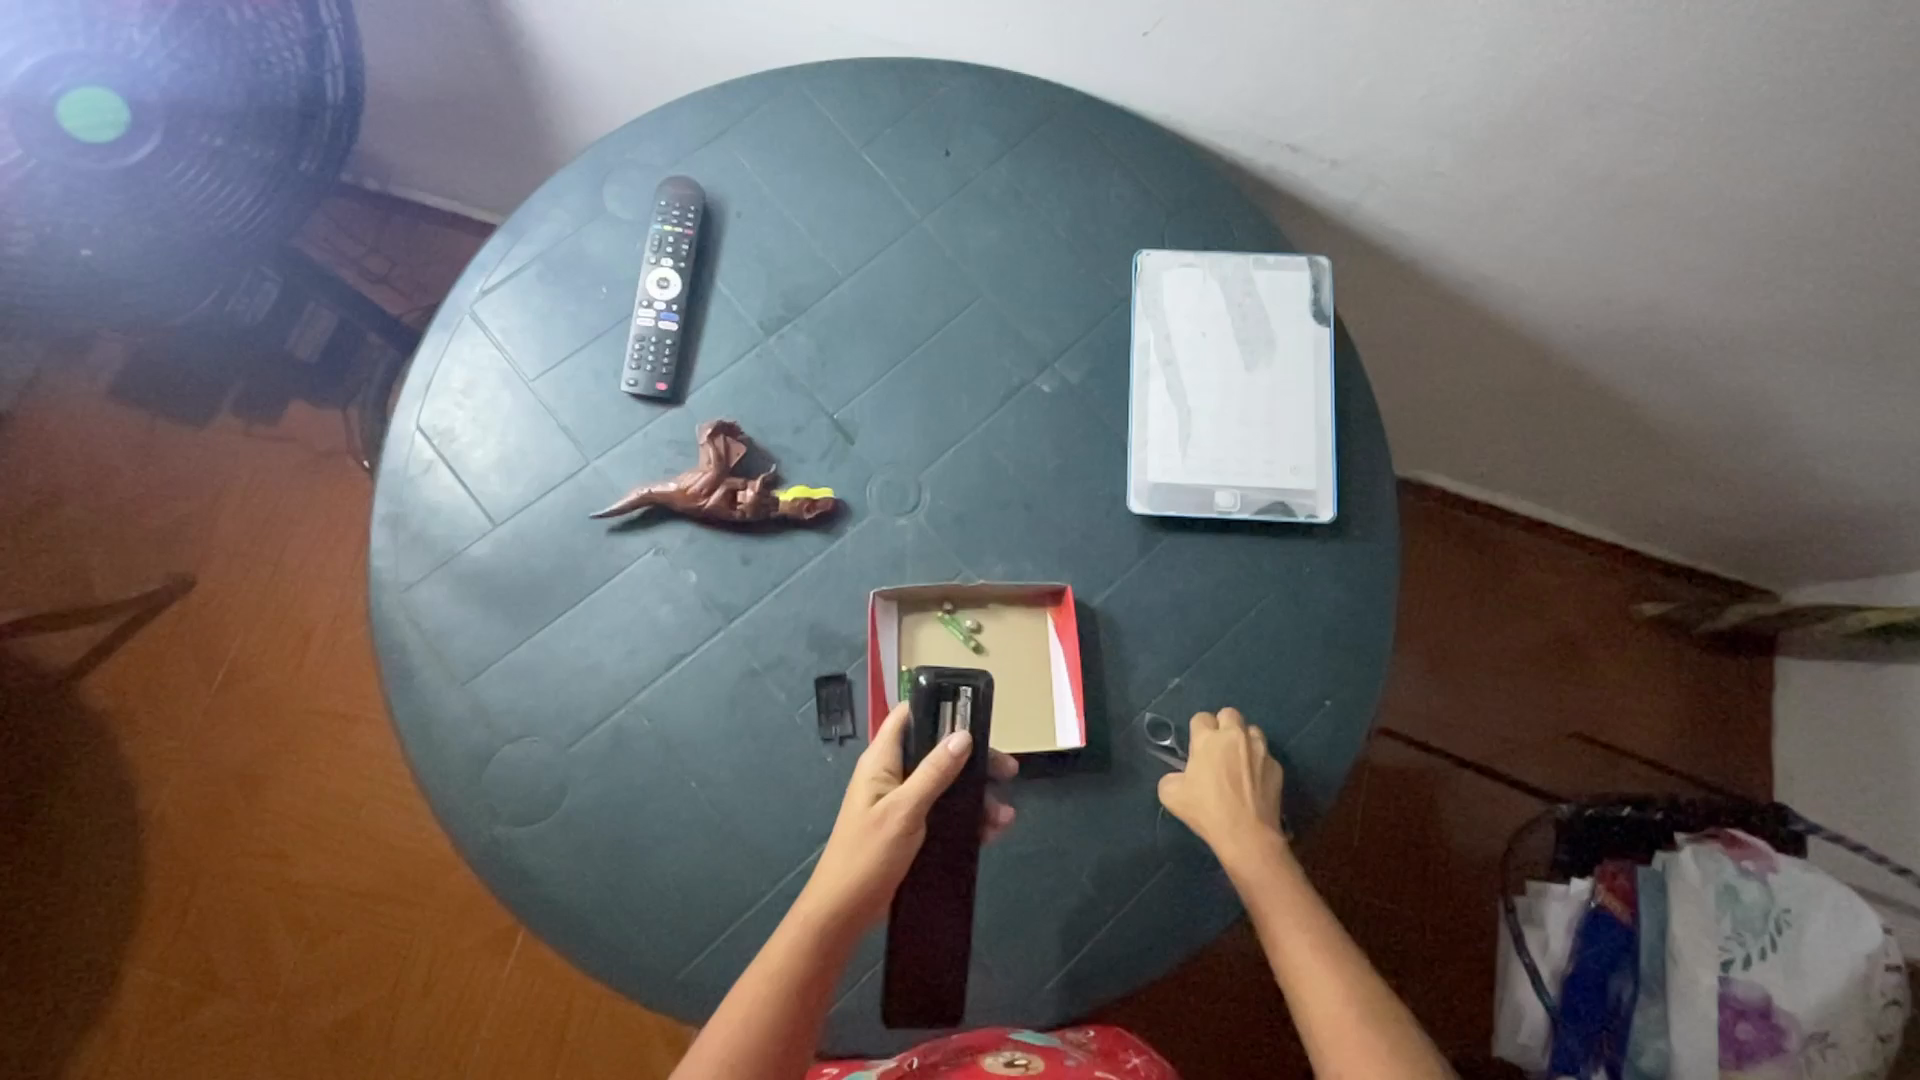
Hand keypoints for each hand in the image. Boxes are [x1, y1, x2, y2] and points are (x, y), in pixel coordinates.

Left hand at [797, 702, 1016, 931]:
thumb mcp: (904, 810)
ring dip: (976, 795)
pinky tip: (992, 832)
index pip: (908, 716)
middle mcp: (893, 775)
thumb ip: (934, 773)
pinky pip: (946, 814)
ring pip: (947, 785)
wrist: (845, 913)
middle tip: (1007, 771)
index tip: (974, 712)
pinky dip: (968, 819)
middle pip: (937, 752)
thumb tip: (963, 735)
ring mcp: (903, 803)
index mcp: (882, 761)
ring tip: (1005, 816)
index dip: (938, 707)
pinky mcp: (912, 829)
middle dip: (973, 759)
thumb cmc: (867, 855)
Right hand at [1157, 707, 1285, 861]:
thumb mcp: (1170, 794)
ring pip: (1252, 730)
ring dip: (1244, 739)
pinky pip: (1266, 756)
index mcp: (1207, 739)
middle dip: (1223, 725)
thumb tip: (1181, 777)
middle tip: (1218, 747)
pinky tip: (1254, 781)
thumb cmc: (1206, 810)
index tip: (1197, 747)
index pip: (1201, 717)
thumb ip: (1171, 776)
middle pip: (1229, 713)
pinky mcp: (1277, 767)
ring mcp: (1260, 750)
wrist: (1246, 835)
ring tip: (1239, 760)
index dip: (1198, 731)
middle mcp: (1235, 737)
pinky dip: (1259, 763)